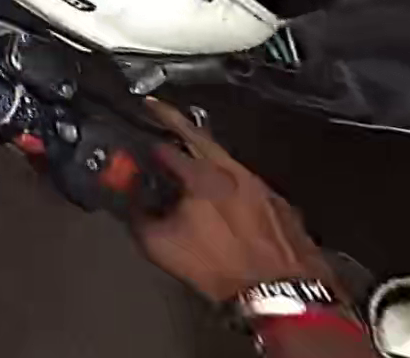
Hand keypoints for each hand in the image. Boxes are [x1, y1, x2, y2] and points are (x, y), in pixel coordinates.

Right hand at [132, 99, 338, 302]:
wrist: (286, 302)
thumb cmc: (219, 267)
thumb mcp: (161, 245)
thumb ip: (135, 214)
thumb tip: (123, 198)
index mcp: (199, 174)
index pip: (162, 146)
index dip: (143, 144)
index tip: (134, 144)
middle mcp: (231, 170)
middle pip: (197, 134)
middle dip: (172, 119)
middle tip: (155, 107)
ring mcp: (261, 186)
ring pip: (225, 158)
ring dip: (204, 153)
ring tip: (189, 154)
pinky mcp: (283, 206)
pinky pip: (248, 182)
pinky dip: (231, 179)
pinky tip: (225, 193)